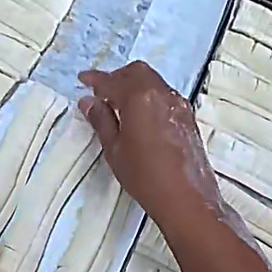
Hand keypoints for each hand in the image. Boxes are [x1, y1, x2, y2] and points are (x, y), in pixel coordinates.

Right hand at [78, 61, 223, 230]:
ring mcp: (178, 104)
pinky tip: (140, 116)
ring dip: (134, 86)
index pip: (112, 81)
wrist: (186, 198)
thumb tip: (88, 101)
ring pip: (153, 81)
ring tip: (118, 105)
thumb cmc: (145, 176)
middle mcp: (162, 94)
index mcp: (139, 97)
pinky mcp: (188, 117)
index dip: (95, 79)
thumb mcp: (114, 150)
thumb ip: (101, 120)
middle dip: (117, 77)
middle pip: (136, 73)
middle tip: (101, 93)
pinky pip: (164, 96)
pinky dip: (148, 97)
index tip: (83, 79)